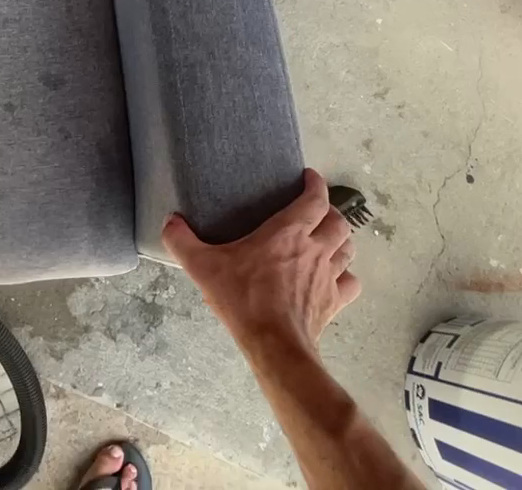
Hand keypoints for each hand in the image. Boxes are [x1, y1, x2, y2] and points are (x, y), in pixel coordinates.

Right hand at [161, 169, 360, 356]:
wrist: (274, 345)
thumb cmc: (242, 299)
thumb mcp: (202, 266)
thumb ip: (181, 240)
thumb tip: (170, 221)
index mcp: (287, 232)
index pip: (315, 200)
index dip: (316, 185)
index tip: (310, 177)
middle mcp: (315, 249)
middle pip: (338, 222)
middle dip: (330, 211)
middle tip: (314, 210)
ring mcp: (329, 276)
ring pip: (348, 249)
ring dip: (340, 239)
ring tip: (326, 237)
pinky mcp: (334, 302)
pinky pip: (350, 282)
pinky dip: (346, 274)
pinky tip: (334, 276)